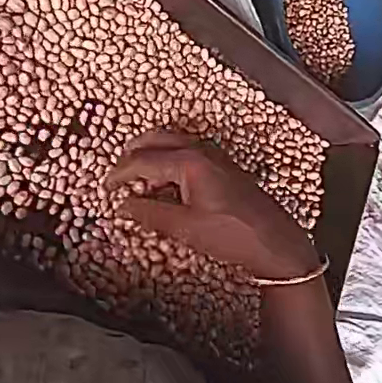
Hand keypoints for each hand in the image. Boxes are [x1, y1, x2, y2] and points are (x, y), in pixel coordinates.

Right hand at [103, 131, 318, 280]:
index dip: (120, 174)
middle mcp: (201, 151)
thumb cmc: (233, 233)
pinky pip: (188, 153)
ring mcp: (214, 156)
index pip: (143, 160)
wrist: (274, 241)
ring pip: (172, 144)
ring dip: (152, 157)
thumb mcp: (185, 227)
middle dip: (134, 155)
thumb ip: (150, 213)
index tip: (107, 187)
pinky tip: (167, 186)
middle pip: (156, 140)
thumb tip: (124, 206)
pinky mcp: (223, 167)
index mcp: (189, 161)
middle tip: (119, 176)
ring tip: (139, 183)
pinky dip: (170, 162)